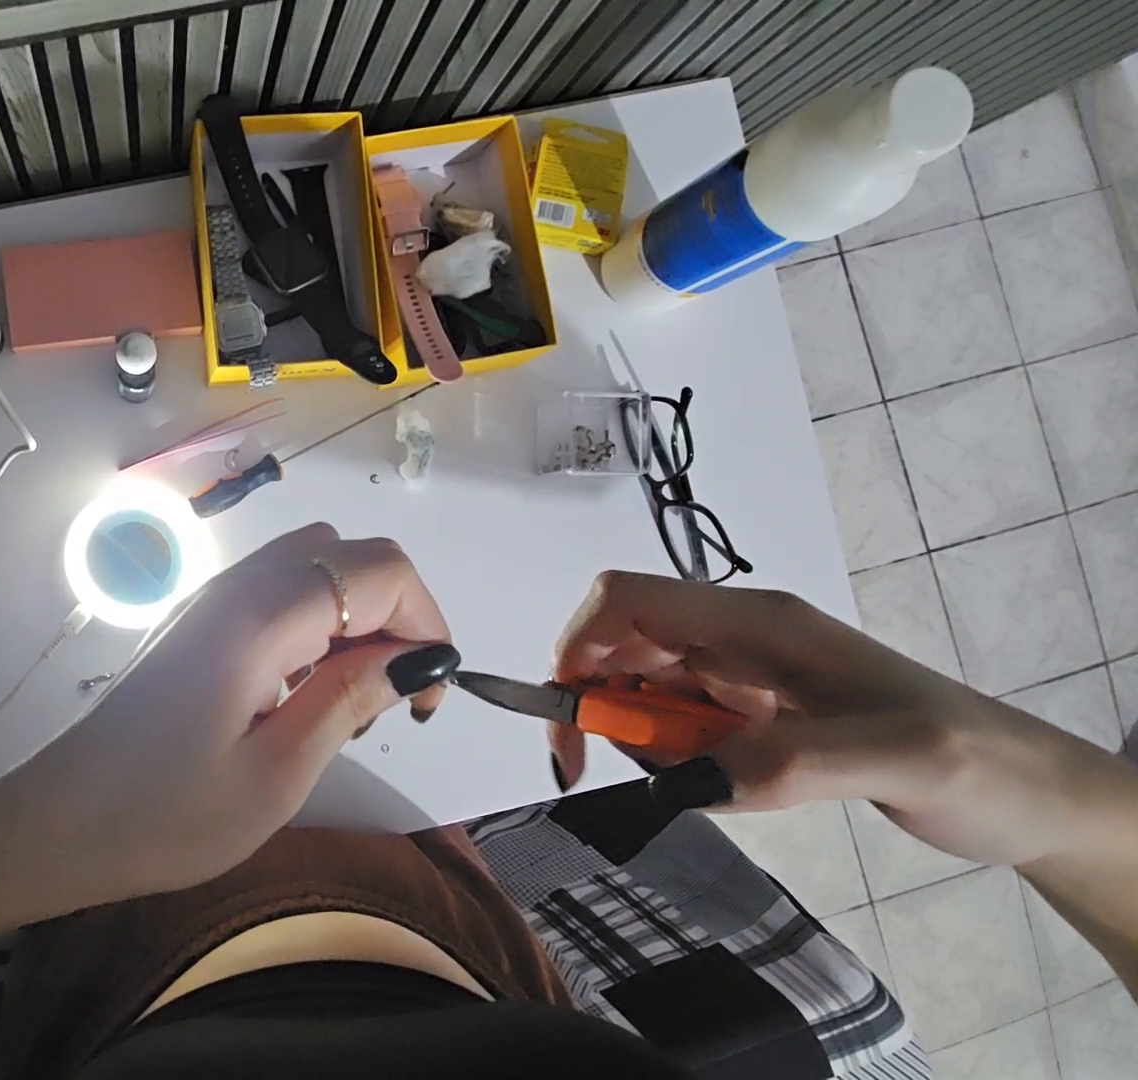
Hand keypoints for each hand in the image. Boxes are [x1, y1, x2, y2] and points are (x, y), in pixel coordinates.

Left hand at [0, 524, 452, 917]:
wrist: (61, 822)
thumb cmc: (166, 815)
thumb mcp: (277, 773)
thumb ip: (350, 697)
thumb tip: (419, 654)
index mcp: (260, 616)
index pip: (379, 568)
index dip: (424, 620)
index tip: (423, 696)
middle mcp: (236, 586)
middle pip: (347, 556)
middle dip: (393, 614)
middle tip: (388, 699)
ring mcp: (211, 599)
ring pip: (312, 569)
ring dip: (353, 618)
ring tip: (345, 701)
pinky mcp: (198, 622)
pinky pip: (276, 592)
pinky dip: (313, 624)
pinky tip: (299, 691)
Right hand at [549, 571, 1124, 868]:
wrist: (1038, 799)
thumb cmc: (983, 764)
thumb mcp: (903, 760)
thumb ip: (786, 764)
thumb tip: (676, 781)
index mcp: (756, 622)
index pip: (624, 601)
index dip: (576, 645)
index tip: (572, 718)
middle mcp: (732, 635)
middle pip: (617, 646)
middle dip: (601, 704)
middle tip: (624, 768)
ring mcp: (735, 670)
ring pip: (637, 687)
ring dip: (643, 736)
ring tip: (707, 776)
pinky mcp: (741, 705)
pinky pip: (672, 722)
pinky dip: (673, 754)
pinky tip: (724, 777)